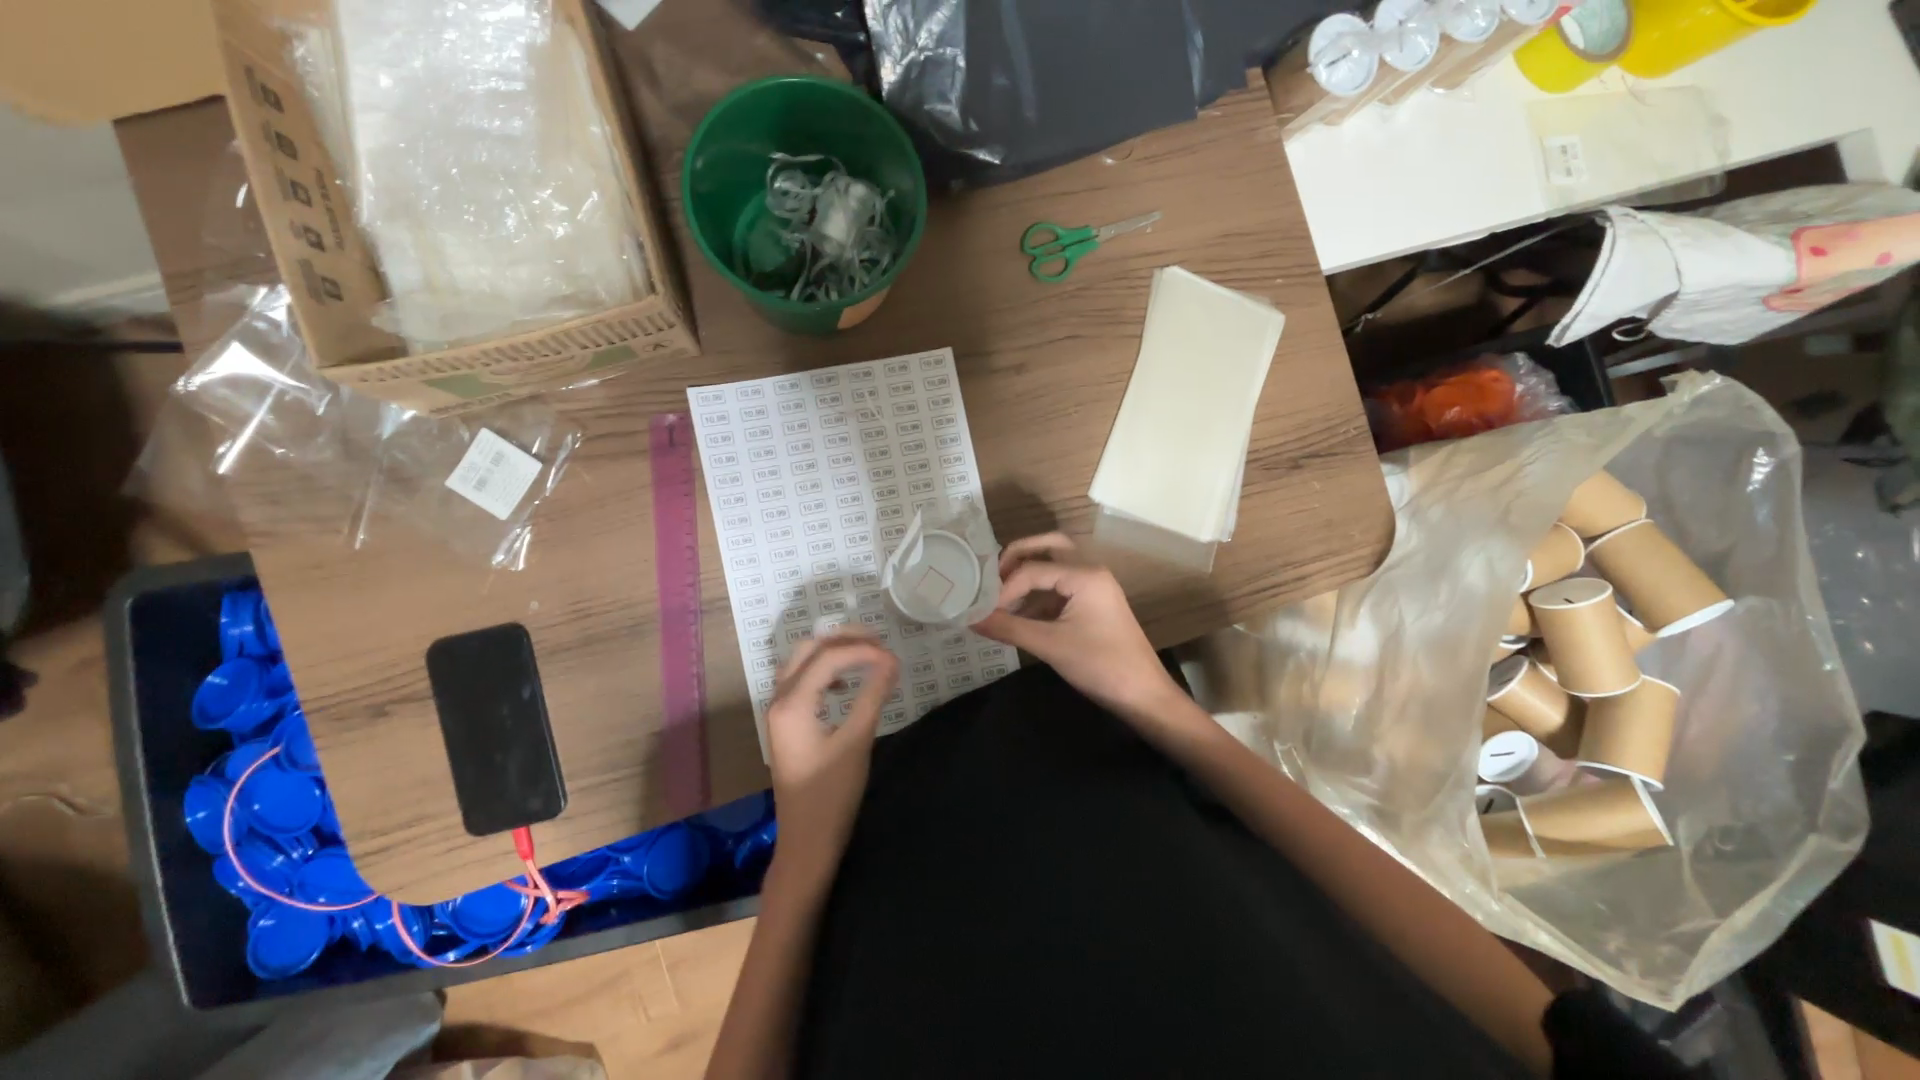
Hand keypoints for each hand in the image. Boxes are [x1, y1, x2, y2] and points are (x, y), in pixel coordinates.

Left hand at [764, 631, 899, 887]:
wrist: (806, 840)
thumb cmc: (832, 795)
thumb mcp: (857, 742)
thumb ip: (873, 697)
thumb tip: (891, 661)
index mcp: (792, 703)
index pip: (829, 657)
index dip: (863, 650)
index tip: (894, 656)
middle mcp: (779, 700)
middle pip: (809, 649)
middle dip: (844, 640)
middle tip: (880, 643)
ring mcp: (778, 712)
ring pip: (801, 663)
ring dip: (832, 653)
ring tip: (867, 656)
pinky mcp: (785, 724)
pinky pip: (800, 682)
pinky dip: (824, 673)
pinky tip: (845, 687)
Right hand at [971, 533, 1183, 720]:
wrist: (1143, 694)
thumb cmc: (1100, 665)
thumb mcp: (1050, 645)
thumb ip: (1008, 628)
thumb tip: (971, 618)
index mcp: (1084, 575)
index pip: (1032, 568)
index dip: (1004, 588)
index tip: (982, 610)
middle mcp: (1091, 571)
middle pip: (1049, 546)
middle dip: (1018, 557)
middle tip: (990, 576)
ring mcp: (1095, 588)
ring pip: (1057, 565)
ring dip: (1029, 574)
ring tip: (1000, 595)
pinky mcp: (1095, 605)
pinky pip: (1062, 587)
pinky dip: (1039, 594)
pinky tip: (1020, 615)